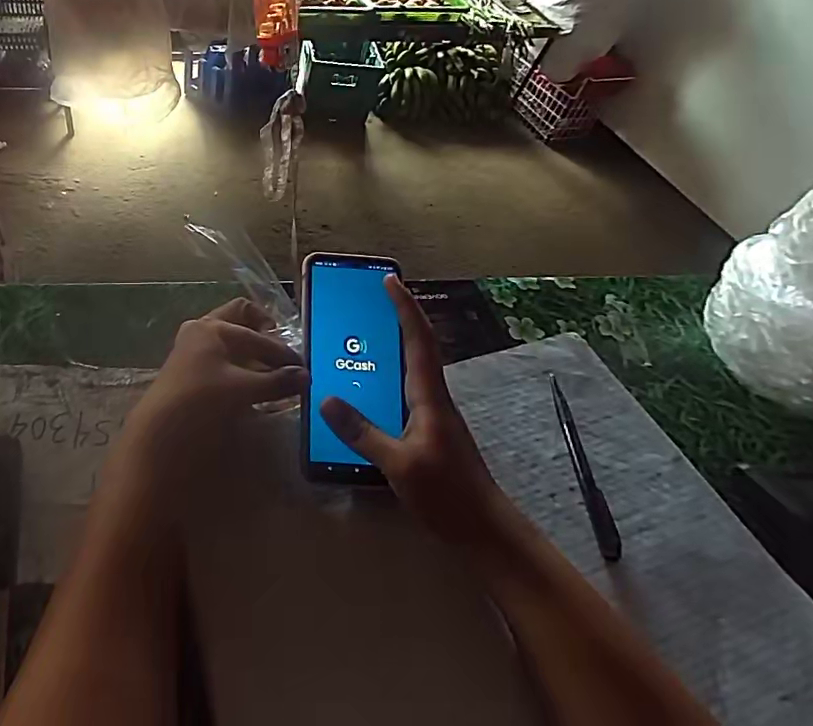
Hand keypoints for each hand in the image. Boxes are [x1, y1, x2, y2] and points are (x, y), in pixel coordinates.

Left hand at [119, 298, 306, 484]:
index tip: (302, 370)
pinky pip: (221, 357)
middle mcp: (200, 331)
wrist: (159, 431)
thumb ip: (276, 381)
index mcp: (213, 328)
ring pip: (228, 339)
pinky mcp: (189, 370)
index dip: (282, 351)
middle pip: (238, 320)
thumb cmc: (201, 400)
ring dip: (251, 351)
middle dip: (262, 333)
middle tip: (282, 353)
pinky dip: (239, 364)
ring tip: (272, 371)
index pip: (257, 334)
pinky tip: (251, 384)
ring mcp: (192, 350)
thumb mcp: (243, 389)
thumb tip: (305, 376)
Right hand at [318, 275, 509, 544]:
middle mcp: (432, 397)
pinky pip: (402, 392)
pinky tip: (363, 391)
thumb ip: (362, 432)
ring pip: (409, 369)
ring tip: (355, 339)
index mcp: (429, 396)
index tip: (388, 280)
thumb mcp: (399, 464)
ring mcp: (432, 415)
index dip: (405, 307)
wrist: (486, 532)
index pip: (418, 340)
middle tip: (364, 303)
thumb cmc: (448, 495)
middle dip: (395, 318)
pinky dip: (384, 378)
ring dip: (389, 347)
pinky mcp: (427, 431)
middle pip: (416, 346)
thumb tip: (325, 398)